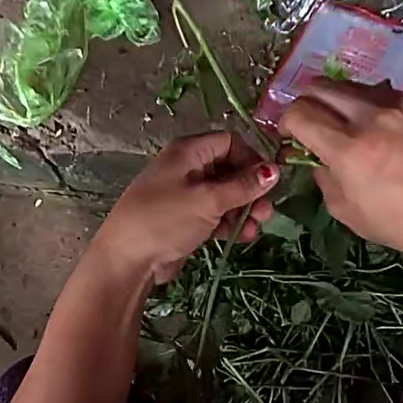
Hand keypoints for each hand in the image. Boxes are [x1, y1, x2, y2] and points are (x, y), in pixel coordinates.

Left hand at [90, 132, 277, 282]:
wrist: (128, 259)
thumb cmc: (166, 219)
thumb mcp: (209, 200)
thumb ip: (243, 186)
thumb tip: (274, 170)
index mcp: (188, 152)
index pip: (229, 143)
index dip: (251, 160)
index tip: (269, 181)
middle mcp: (188, 168)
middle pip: (230, 170)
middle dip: (251, 190)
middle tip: (266, 212)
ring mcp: (186, 195)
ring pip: (225, 196)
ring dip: (243, 210)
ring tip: (255, 228)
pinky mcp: (186, 219)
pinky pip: (215, 215)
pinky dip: (229, 223)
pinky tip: (242, 237)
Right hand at [278, 80, 402, 263]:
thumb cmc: (396, 223)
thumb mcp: (346, 211)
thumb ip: (324, 179)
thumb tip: (317, 160)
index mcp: (346, 148)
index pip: (300, 114)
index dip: (286, 121)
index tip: (289, 133)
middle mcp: (369, 117)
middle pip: (322, 88)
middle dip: (306, 101)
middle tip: (309, 119)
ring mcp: (399, 107)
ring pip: (354, 86)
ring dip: (339, 99)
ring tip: (343, 120)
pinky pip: (387, 96)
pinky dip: (373, 107)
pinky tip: (381, 129)